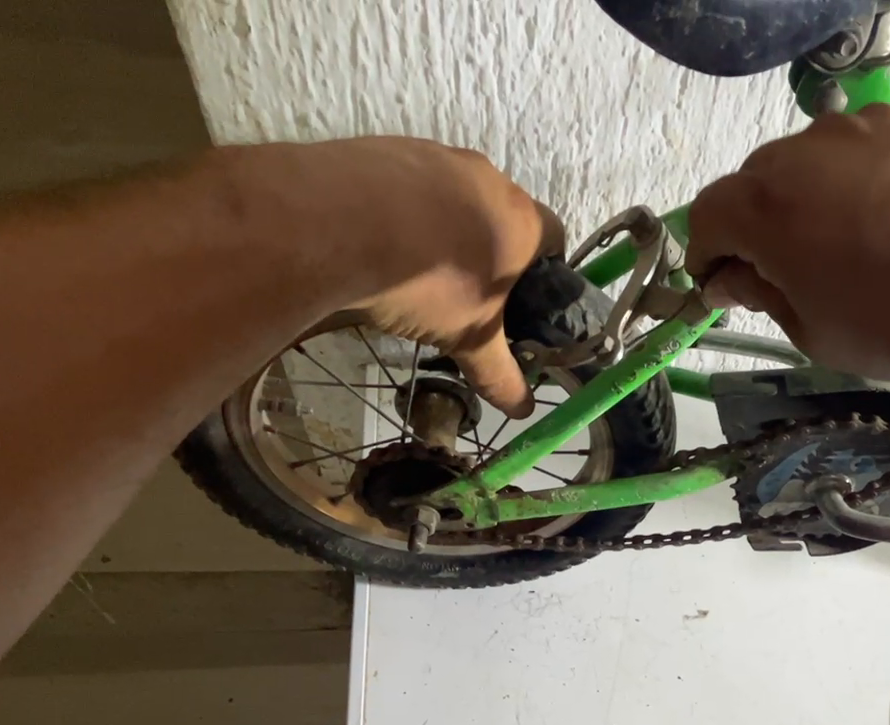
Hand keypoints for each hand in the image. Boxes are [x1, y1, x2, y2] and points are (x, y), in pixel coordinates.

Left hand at [285, 137, 563, 417]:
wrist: (334, 223)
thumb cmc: (428, 283)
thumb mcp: (468, 340)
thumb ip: (499, 374)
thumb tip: (523, 411)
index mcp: (520, 221)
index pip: (555, 237)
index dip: (544, 269)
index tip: (522, 297)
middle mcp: (487, 178)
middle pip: (502, 214)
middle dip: (490, 250)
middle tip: (466, 292)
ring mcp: (436, 156)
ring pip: (455, 196)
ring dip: (445, 228)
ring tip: (416, 269)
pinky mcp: (388, 147)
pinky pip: (409, 183)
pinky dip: (402, 210)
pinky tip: (379, 243)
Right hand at [685, 105, 889, 389]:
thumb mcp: (812, 332)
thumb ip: (759, 294)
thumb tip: (727, 277)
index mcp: (765, 206)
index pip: (706, 216)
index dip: (707, 254)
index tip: (724, 285)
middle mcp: (805, 149)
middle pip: (756, 182)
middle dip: (758, 227)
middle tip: (790, 274)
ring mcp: (865, 125)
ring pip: (812, 160)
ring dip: (811, 199)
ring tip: (853, 247)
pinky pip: (865, 148)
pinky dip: (861, 180)